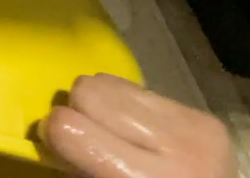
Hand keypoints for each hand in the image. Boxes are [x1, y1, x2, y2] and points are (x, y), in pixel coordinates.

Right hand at [43, 74, 232, 177]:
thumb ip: (73, 168)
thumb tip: (47, 132)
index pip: (70, 129)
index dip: (54, 135)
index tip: (60, 149)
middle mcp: (172, 149)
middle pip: (86, 90)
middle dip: (79, 113)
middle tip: (93, 142)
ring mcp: (191, 126)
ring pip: (107, 80)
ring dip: (103, 105)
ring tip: (120, 137)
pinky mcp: (202, 115)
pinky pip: (135, 86)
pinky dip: (128, 107)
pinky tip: (144, 135)